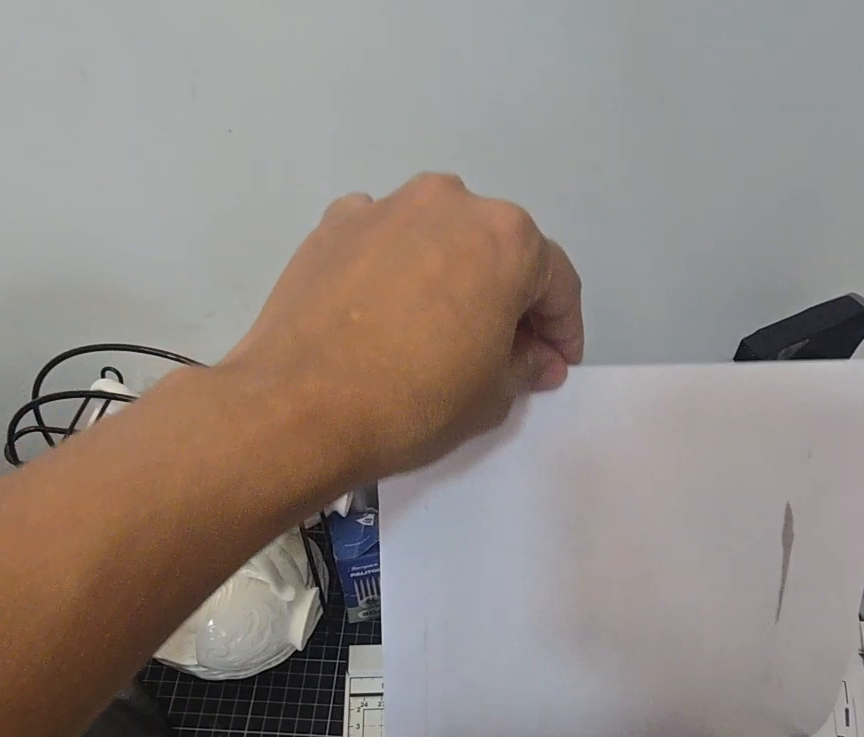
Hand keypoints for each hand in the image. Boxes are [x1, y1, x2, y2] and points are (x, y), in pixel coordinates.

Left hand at [222, 172, 582, 480]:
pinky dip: (396, 270)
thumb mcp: (492, 396)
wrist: (299, 406)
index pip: (556, 281)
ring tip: (440, 330)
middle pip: (497, 251)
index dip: (563, 329)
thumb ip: (526, 365)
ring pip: (438, 239)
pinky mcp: (332, 226)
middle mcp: (449, 202)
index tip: (557, 363)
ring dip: (453, 277)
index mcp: (506, 237)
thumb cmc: (414, 403)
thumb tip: (537, 357)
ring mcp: (384, 207)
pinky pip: (384, 244)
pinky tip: (385, 313)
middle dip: (509, 300)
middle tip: (503, 352)